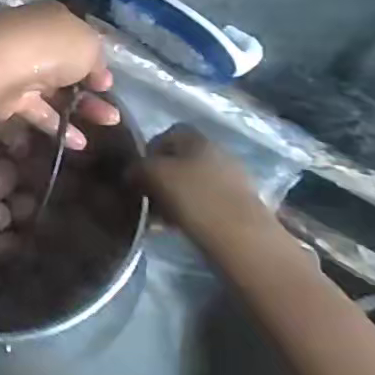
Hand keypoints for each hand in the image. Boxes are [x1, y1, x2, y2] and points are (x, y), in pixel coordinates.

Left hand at [0, 2, 119, 148]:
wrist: (3, 65)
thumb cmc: (52, 46)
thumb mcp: (90, 45)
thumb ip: (97, 61)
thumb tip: (99, 76)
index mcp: (52, 19)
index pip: (75, 39)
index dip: (94, 60)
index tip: (108, 82)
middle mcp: (34, 41)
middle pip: (65, 67)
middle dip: (91, 87)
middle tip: (113, 108)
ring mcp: (19, 68)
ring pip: (55, 90)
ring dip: (81, 108)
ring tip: (109, 123)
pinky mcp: (8, 96)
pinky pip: (38, 111)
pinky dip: (59, 126)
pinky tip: (79, 143)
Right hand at [131, 123, 274, 245]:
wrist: (244, 240)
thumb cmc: (194, 197)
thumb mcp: (152, 174)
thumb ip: (136, 167)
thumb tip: (130, 172)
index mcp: (196, 137)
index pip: (165, 134)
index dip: (147, 150)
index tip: (136, 172)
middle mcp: (216, 151)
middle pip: (180, 159)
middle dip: (161, 175)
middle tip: (147, 196)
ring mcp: (232, 179)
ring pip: (192, 182)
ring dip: (174, 195)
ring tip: (160, 216)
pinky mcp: (241, 206)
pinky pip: (206, 201)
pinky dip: (191, 210)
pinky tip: (180, 225)